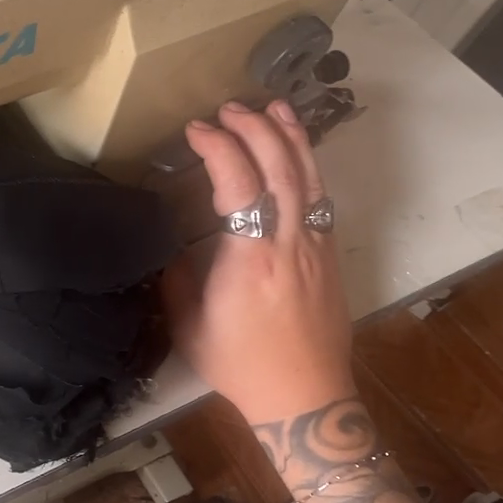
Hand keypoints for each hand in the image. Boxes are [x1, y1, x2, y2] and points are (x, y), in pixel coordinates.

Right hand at [163, 100, 354, 422]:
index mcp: (250, 259)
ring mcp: (317, 246)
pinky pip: (320, 197)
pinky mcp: (330, 255)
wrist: (304, 395)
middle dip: (256, 128)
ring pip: (310, 177)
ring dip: (291, 136)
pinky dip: (307, 166)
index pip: (240, 184)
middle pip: (282, 168)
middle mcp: (291, 243)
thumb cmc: (240, 365)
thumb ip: (176, 280)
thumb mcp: (189, 326)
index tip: (196, 130)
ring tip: (274, 107)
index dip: (219, 148)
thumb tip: (172, 248)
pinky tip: (295, 154)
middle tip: (229, 108)